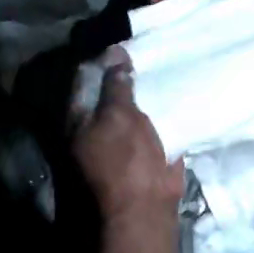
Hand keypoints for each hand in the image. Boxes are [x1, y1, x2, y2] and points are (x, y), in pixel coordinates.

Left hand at [71, 46, 184, 227]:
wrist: (146, 205)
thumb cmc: (126, 160)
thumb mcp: (119, 116)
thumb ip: (116, 86)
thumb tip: (115, 54)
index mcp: (79, 117)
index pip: (87, 78)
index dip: (105, 60)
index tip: (128, 46)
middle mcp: (94, 126)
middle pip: (108, 91)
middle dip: (127, 74)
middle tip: (149, 52)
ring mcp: (119, 138)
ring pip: (131, 105)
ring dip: (144, 90)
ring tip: (164, 67)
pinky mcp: (143, 149)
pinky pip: (149, 121)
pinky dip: (159, 108)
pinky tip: (173, 92)